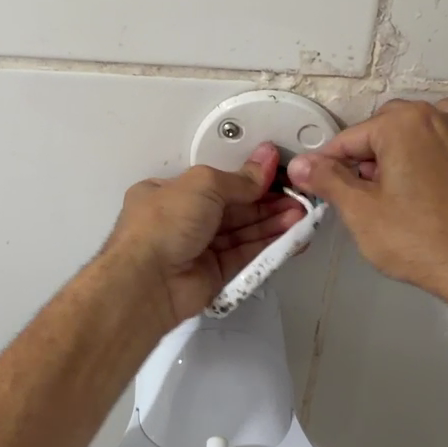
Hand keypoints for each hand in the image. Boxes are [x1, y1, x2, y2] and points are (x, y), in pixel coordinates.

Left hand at [101, 143, 307, 325]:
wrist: (147, 282)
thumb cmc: (158, 228)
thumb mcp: (202, 184)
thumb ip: (238, 179)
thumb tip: (262, 164)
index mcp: (170, 194)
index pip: (217, 183)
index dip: (248, 178)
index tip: (276, 174)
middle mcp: (182, 222)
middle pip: (234, 209)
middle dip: (267, 202)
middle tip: (296, 197)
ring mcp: (197, 250)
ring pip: (242, 234)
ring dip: (272, 224)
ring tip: (300, 216)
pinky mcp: (212, 275)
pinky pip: (245, 257)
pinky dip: (268, 247)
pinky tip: (288, 238)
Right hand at [287, 98, 447, 306]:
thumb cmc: (417, 241)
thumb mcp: (360, 212)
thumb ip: (328, 180)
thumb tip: (302, 164)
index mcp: (402, 125)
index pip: (352, 137)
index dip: (332, 162)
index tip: (324, 183)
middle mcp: (440, 117)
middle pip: (392, 124)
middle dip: (374, 151)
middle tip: (367, 192)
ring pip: (435, 121)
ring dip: (417, 141)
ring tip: (408, 179)